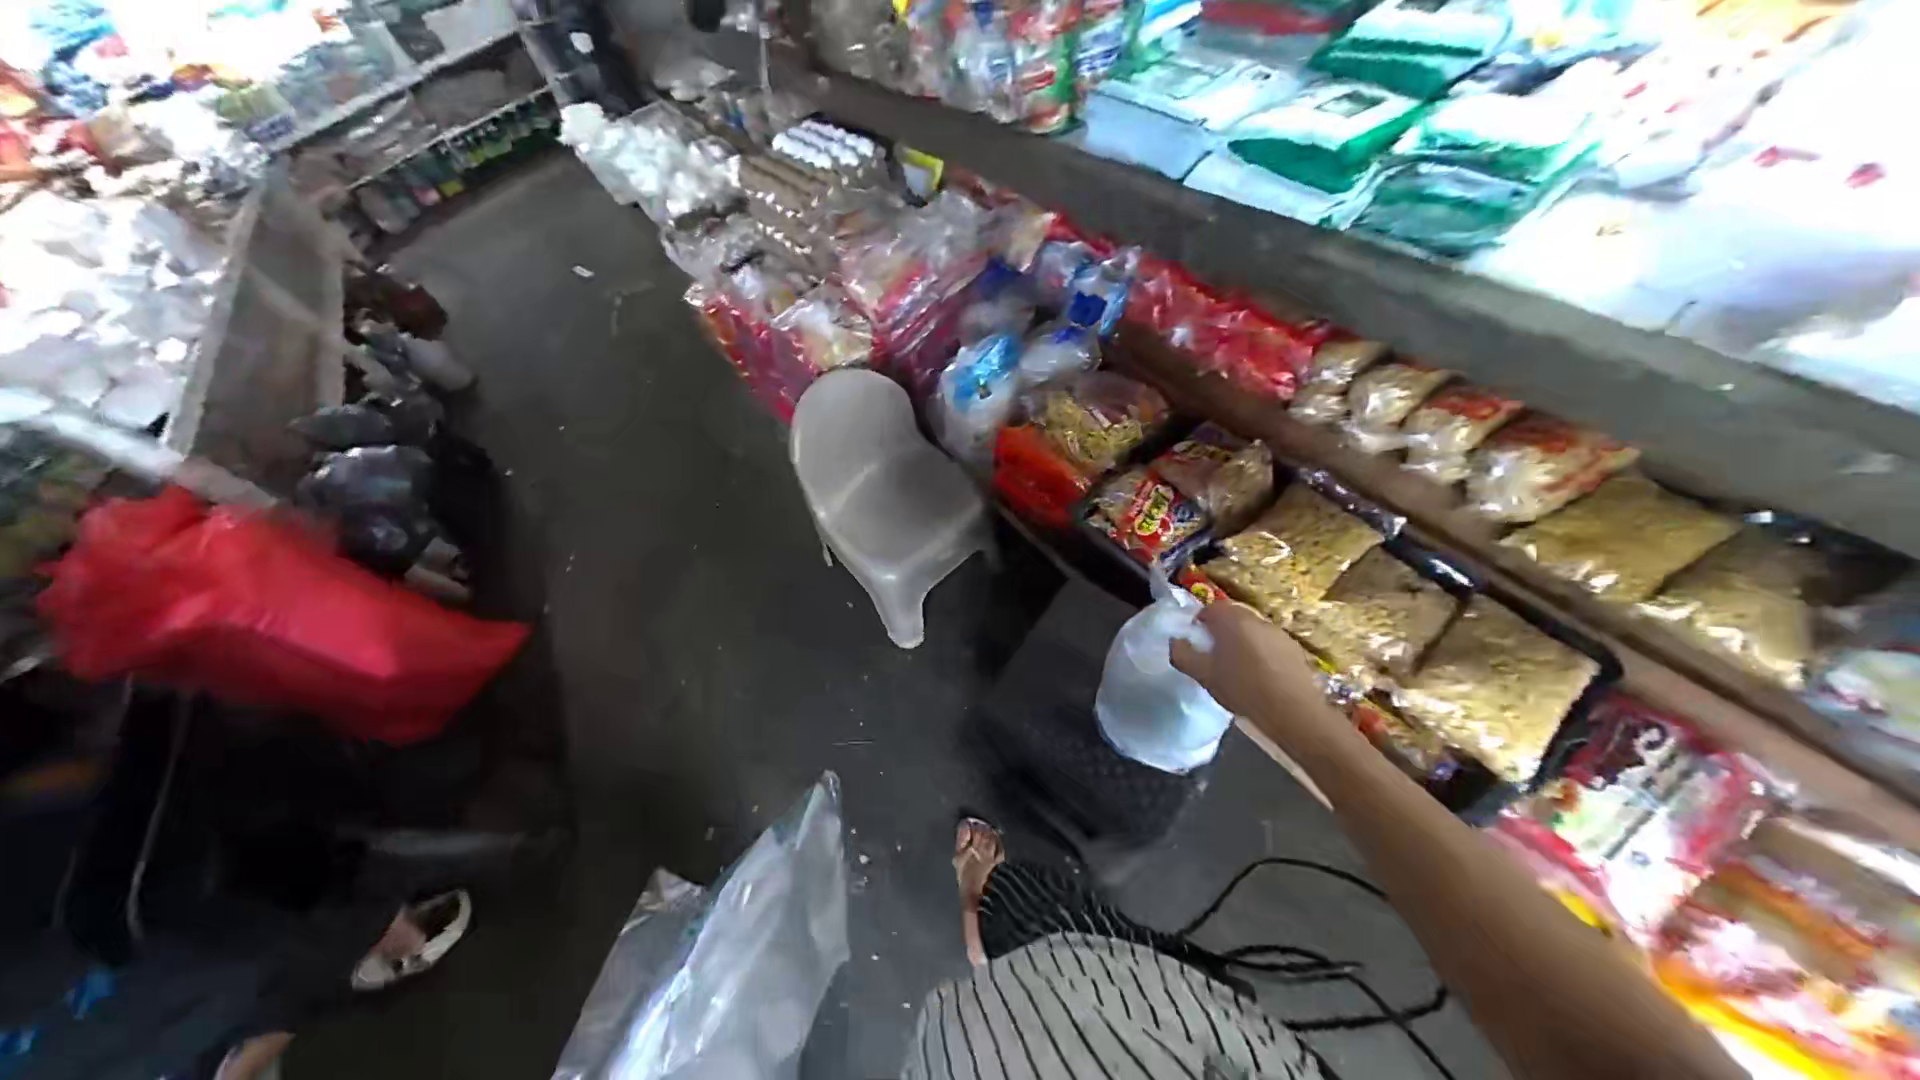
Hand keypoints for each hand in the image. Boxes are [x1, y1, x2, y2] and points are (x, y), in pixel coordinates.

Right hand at [1172, 602, 1343, 738]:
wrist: (1292, 710)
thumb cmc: (1242, 688)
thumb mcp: (1203, 675)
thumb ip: (1182, 654)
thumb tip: (1175, 641)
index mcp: (1231, 620)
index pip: (1210, 608)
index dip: (1200, 623)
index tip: (1197, 642)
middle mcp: (1256, 619)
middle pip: (1233, 617)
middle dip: (1221, 631)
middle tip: (1214, 655)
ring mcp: (1279, 633)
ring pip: (1253, 630)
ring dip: (1243, 642)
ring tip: (1238, 668)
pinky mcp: (1295, 649)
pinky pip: (1270, 644)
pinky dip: (1262, 653)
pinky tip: (1261, 676)